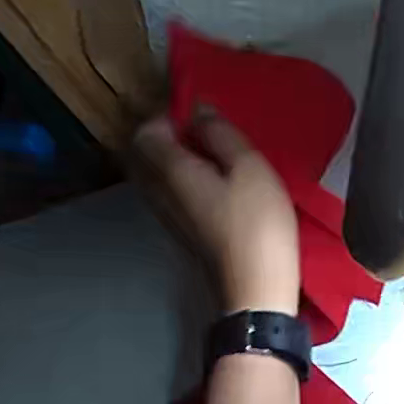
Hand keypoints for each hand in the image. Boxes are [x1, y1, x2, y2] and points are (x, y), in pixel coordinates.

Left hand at [133, 108, 299, 314]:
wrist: (257, 293)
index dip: (170, 117)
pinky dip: (187, 189)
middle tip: (204, 139)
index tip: (201, 119)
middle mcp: (159, 192)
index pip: (147, 129)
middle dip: (168, 140)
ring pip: (160, 180)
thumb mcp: (251, 169)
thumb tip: (199, 111)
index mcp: (169, 168)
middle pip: (146, 155)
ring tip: (214, 166)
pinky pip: (175, 200)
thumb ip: (221, 134)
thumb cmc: (257, 228)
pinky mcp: (187, 239)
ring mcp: (171, 220)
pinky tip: (217, 195)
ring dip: (178, 166)